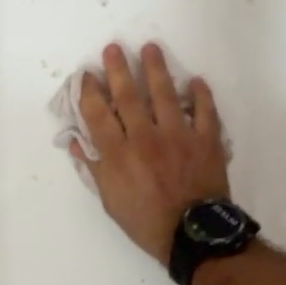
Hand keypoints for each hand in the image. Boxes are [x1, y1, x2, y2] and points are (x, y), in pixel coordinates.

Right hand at [72, 42, 230, 264]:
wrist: (193, 236)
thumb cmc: (146, 222)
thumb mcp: (110, 200)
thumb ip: (95, 168)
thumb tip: (79, 143)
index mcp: (118, 154)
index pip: (98, 113)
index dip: (90, 91)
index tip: (87, 75)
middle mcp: (145, 137)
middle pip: (128, 96)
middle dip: (118, 69)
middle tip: (114, 48)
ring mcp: (178, 135)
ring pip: (165, 94)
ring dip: (157, 69)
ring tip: (151, 48)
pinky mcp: (206, 140)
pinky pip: (205, 110)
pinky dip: (201, 95)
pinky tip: (195, 81)